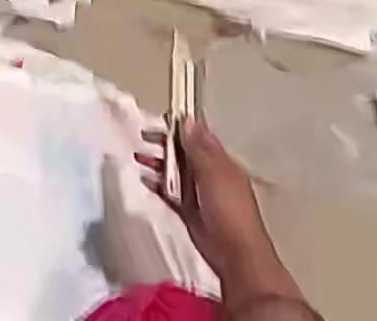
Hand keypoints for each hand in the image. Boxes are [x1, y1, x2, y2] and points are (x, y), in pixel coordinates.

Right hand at [139, 119, 315, 317]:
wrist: (237, 258)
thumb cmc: (229, 210)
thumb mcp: (214, 173)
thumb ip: (198, 147)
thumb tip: (188, 119)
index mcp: (220, 162)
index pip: (199, 136)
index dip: (181, 126)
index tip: (161, 119)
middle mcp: (209, 174)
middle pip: (183, 152)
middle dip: (164, 143)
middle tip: (145, 137)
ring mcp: (198, 193)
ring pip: (175, 170)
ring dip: (158, 162)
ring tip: (139, 157)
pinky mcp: (189, 210)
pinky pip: (169, 192)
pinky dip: (157, 184)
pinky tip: (145, 179)